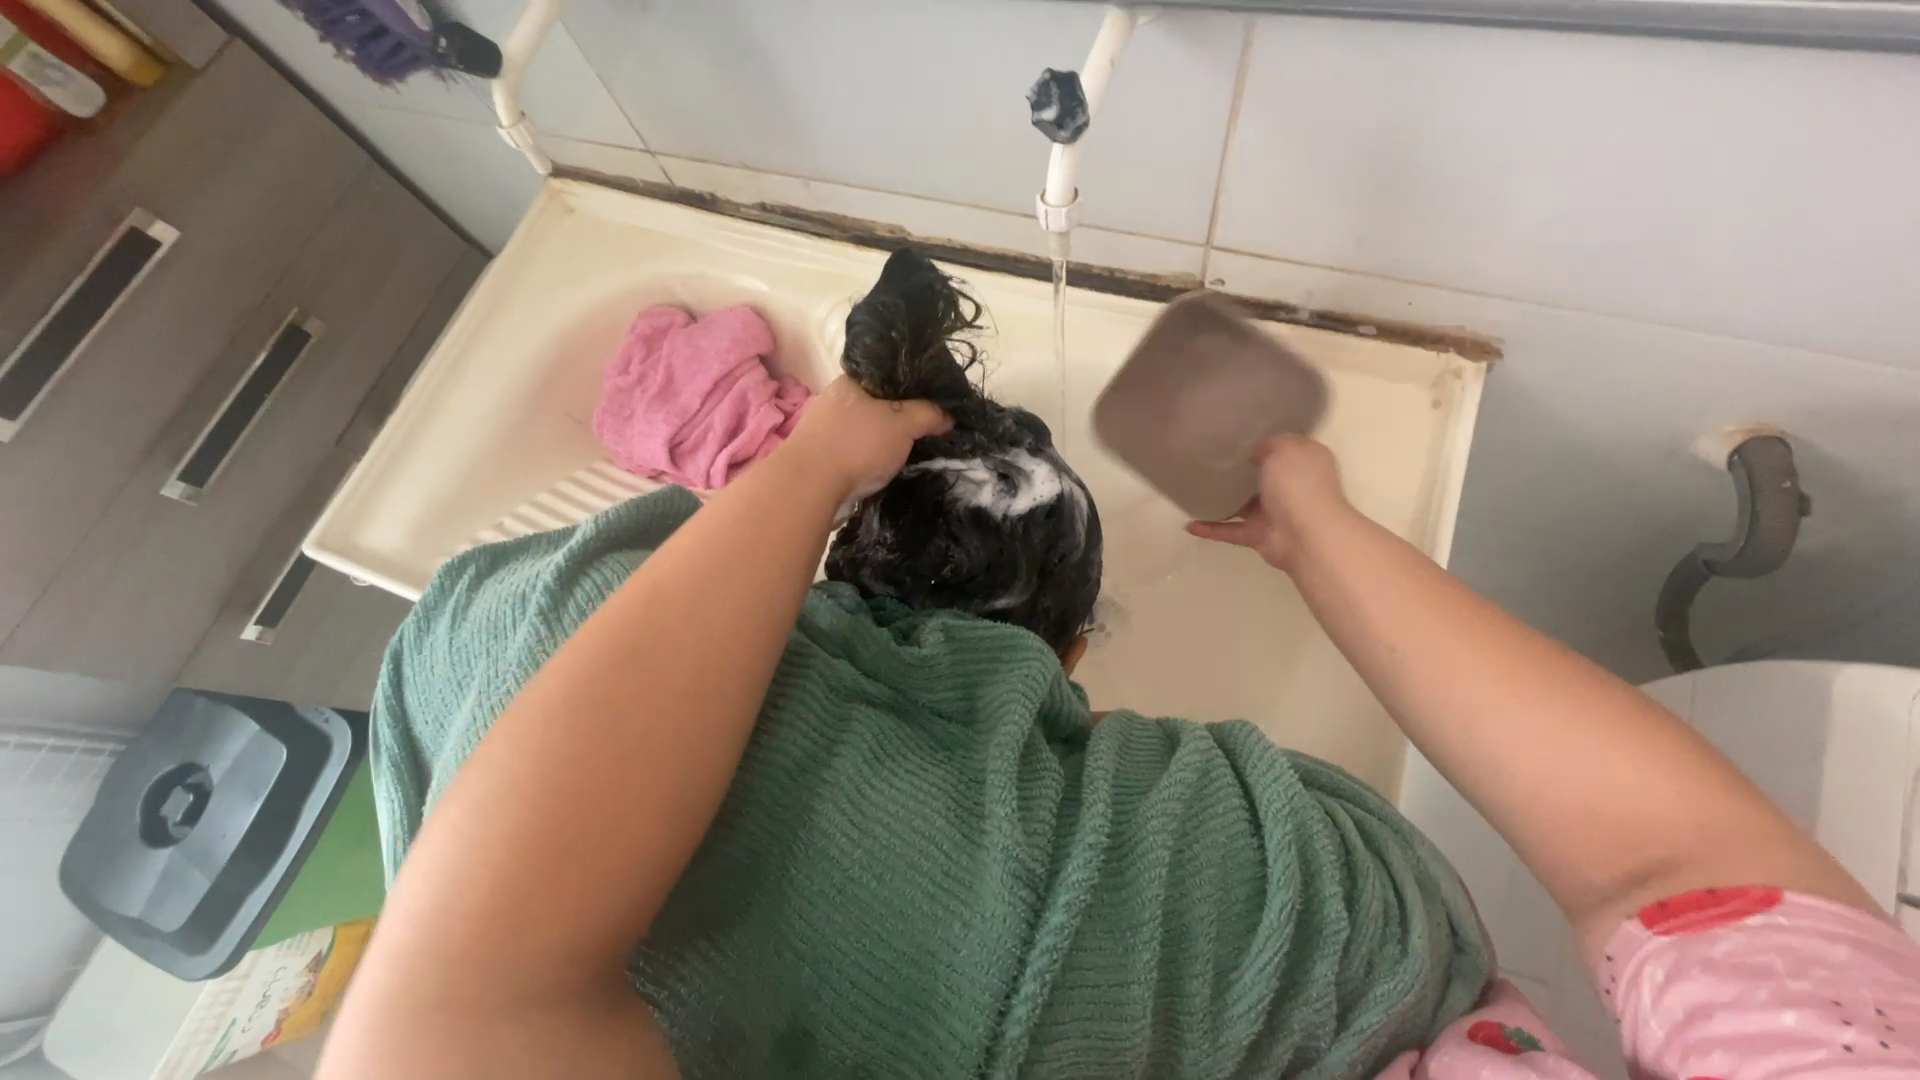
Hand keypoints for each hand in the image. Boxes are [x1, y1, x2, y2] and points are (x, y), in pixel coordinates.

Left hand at [781, 377, 951, 502]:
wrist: (808, 487)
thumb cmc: (856, 445)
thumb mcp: (903, 424)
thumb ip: (928, 414)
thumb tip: (947, 416)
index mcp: (850, 382)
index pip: (886, 378)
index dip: (912, 391)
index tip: (932, 407)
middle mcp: (833, 402)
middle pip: (875, 407)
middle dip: (898, 421)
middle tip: (924, 434)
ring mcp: (822, 432)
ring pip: (863, 433)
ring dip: (881, 445)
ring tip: (906, 457)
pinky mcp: (818, 460)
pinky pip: (852, 455)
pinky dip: (867, 463)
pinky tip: (881, 472)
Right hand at [1185, 434, 1349, 572]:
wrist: (1306, 534)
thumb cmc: (1298, 484)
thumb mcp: (1286, 448)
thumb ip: (1270, 443)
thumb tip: (1256, 450)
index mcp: (1303, 464)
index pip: (1284, 449)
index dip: (1265, 441)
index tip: (1237, 435)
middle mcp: (1291, 488)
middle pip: (1263, 477)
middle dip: (1242, 471)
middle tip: (1210, 460)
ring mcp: (1274, 514)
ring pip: (1244, 505)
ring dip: (1223, 501)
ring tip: (1195, 490)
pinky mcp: (1258, 536)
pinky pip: (1230, 530)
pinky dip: (1211, 529)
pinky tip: (1189, 525)